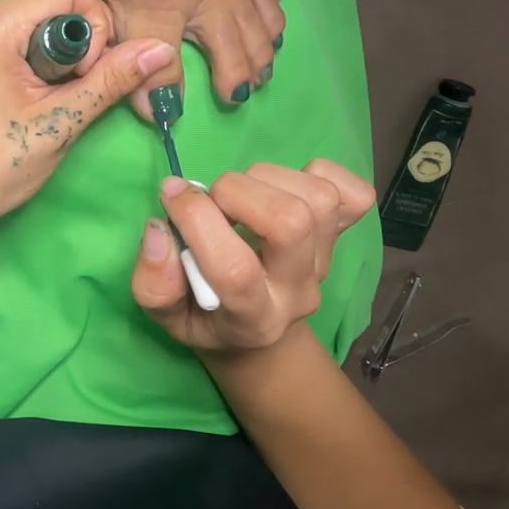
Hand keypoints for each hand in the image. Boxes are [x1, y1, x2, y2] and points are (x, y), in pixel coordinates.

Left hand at [0, 0, 178, 272]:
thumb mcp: (60, 123)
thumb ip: (112, 80)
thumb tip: (162, 48)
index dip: (95, 30)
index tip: (83, 78)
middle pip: (57, 1)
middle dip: (77, 46)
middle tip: (65, 95)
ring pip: (42, 17)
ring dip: (59, 55)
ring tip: (46, 101)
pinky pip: (22, 30)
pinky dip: (39, 58)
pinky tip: (30, 96)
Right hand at [131, 160, 373, 350]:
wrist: (258, 333)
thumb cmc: (204, 316)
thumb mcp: (166, 316)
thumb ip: (154, 282)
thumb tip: (159, 229)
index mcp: (253, 317)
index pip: (235, 269)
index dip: (198, 220)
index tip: (171, 194)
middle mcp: (297, 290)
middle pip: (291, 222)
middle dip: (238, 192)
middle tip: (215, 199)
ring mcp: (325, 262)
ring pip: (318, 198)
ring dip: (270, 177)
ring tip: (244, 193)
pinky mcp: (343, 236)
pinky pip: (354, 195)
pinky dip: (321, 175)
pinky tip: (287, 185)